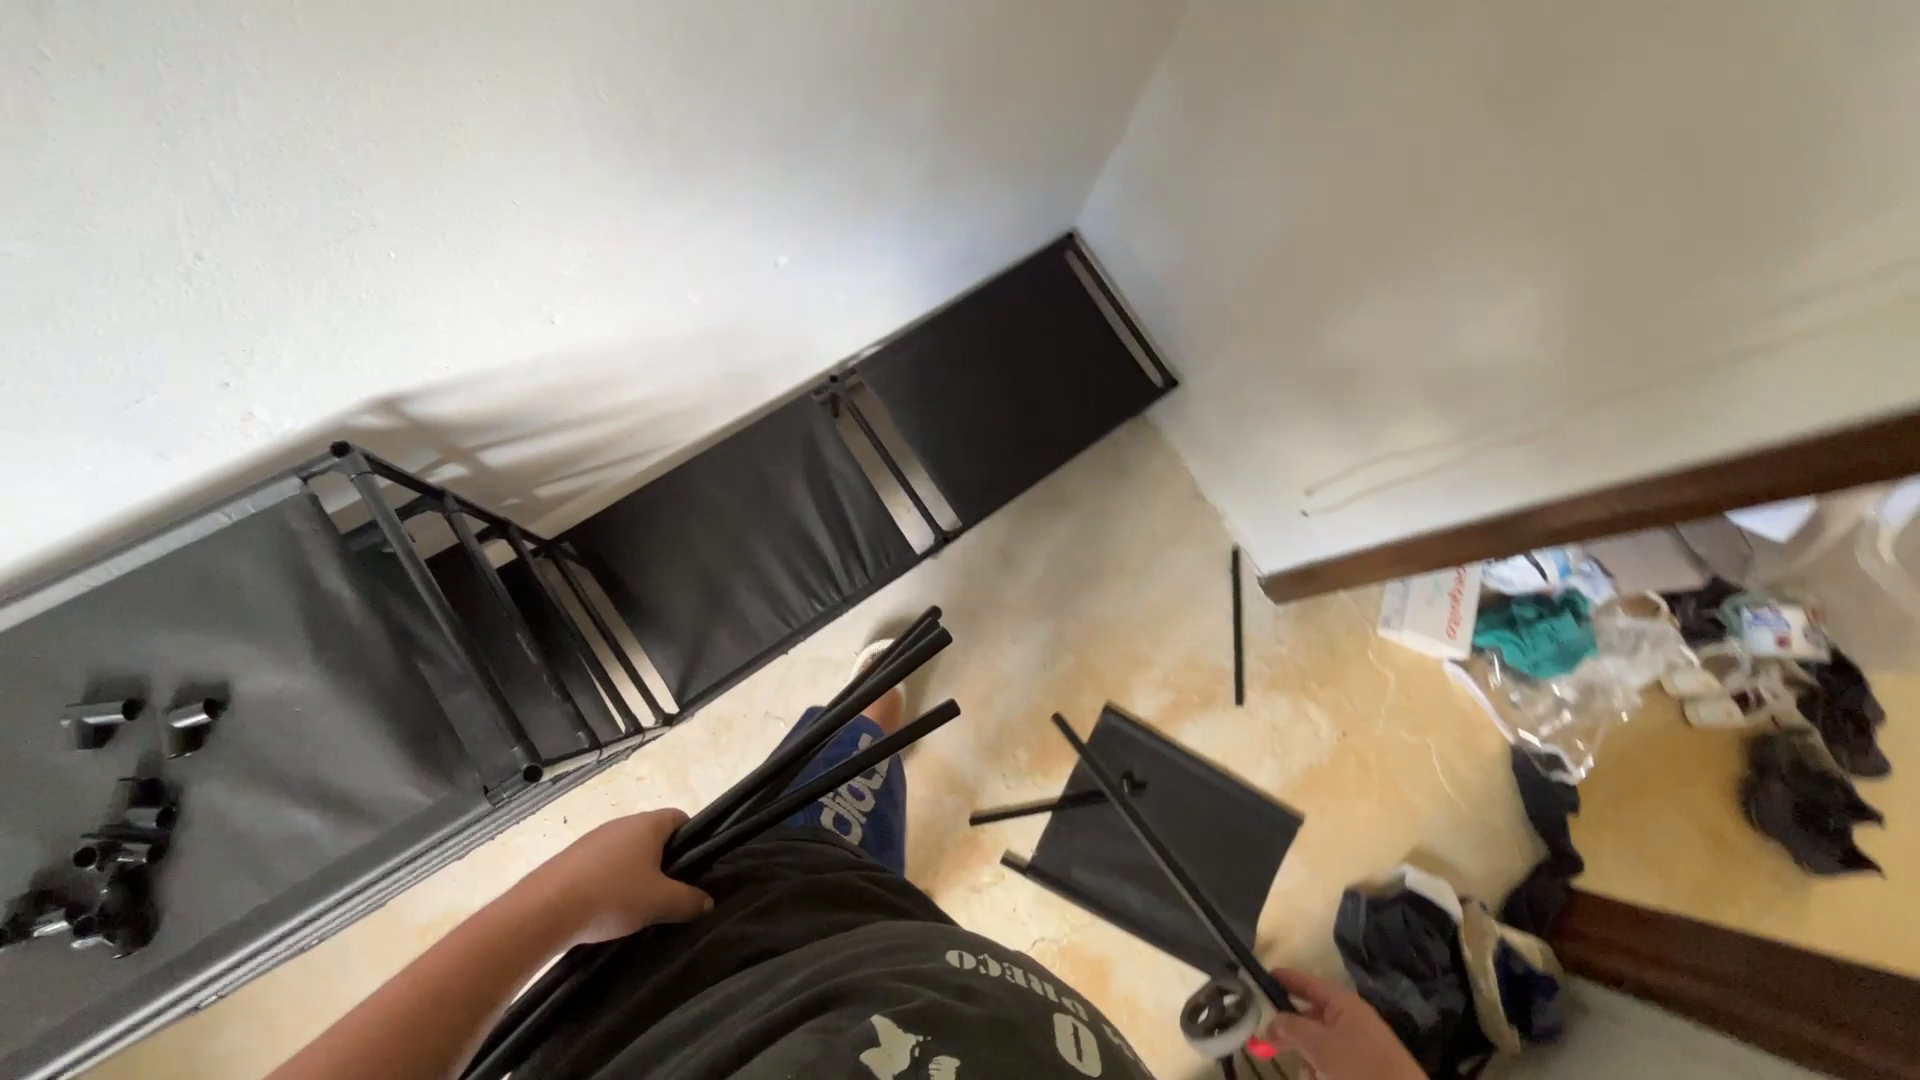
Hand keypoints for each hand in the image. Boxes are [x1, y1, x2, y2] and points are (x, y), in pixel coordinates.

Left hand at [526, 809, 713, 945]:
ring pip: (626, 852)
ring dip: (634, 874)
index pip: (680, 818)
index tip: (693, 868)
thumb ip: (689, 900)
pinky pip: (601, 865)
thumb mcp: (660, 903)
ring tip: (636, 906)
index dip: (692, 840)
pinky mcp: (570, 859)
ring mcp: (592, 840)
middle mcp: (621, 824)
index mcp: (647, 824)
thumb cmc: (612, 896)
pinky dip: (608, 882)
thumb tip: (708, 902)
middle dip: (663, 862)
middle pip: (653, 836)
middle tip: (668, 891)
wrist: (542, 911)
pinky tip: (605, 909)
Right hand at [1262, 968, 1423, 1079]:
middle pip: (1310, 1018)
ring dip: (1307, 1061)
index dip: (1284, 979)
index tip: (1261, 978)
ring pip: (1318, 1046)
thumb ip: (1292, 1028)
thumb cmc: (1363, 1069)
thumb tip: (1273, 1021)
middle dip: (1291, 1033)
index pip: (1307, 983)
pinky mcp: (1362, 1071)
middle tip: (1266, 1044)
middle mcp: (1350, 1021)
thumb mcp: (1321, 1046)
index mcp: (1344, 1004)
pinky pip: (1331, 1065)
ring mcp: (1358, 1047)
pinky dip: (1321, 1073)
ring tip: (1309, 1076)